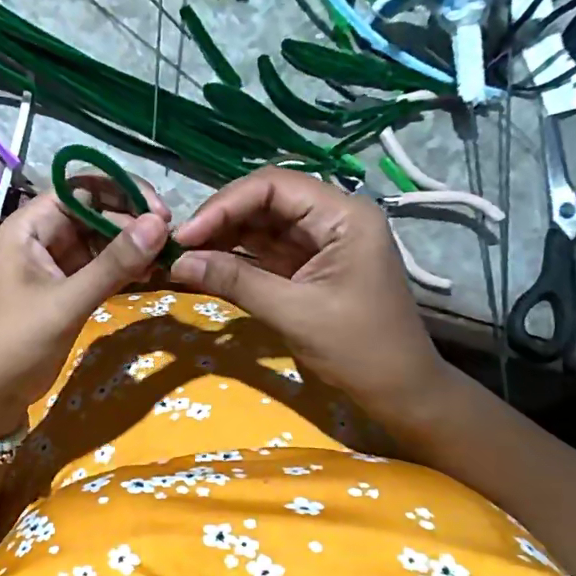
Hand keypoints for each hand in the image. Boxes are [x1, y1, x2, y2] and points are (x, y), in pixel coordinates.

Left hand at [0, 183, 169, 441]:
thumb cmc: (16, 343)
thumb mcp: (66, 302)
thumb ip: (113, 264)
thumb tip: (159, 225)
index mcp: (30, 227)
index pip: (82, 189)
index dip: (122, 192)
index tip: (161, 212)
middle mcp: (43, 237)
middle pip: (95, 212)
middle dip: (133, 222)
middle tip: (172, 240)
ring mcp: (56, 264)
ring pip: (101, 241)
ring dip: (132, 246)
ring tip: (167, 257)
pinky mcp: (67, 289)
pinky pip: (100, 268)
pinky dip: (124, 269)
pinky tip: (151, 275)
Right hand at [169, 167, 445, 420]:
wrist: (398, 389)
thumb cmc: (358, 348)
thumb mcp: (295, 313)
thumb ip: (237, 281)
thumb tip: (179, 263)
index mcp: (343, 215)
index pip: (274, 186)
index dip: (224, 204)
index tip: (186, 234)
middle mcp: (332, 218)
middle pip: (265, 202)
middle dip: (220, 221)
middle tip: (177, 247)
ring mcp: (321, 242)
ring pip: (262, 227)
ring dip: (224, 239)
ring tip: (183, 256)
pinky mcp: (309, 267)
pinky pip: (266, 253)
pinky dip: (237, 260)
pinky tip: (205, 266)